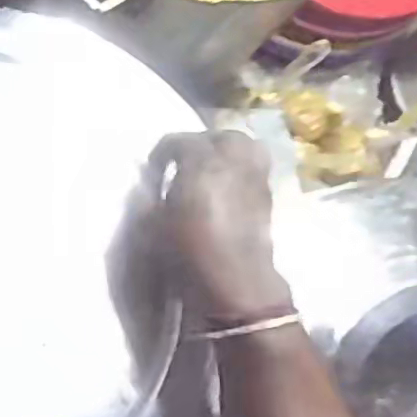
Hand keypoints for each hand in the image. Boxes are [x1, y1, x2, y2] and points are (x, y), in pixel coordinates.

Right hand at [156, 131, 292, 318]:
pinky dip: (237, 168)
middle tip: (181, 162)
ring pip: (246, 147)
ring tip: (205, 170)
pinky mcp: (266, 196)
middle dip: (200, 143)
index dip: (162, 152)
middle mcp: (234, 163)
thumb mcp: (151, 225)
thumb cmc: (186, 252)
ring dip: (224, 152)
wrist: (233, 281)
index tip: (152, 170)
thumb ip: (150, 198)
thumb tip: (150, 187)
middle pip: (222, 136)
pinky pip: (253, 167)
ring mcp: (256, 178)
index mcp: (202, 165)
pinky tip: (220, 188)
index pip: (180, 140)